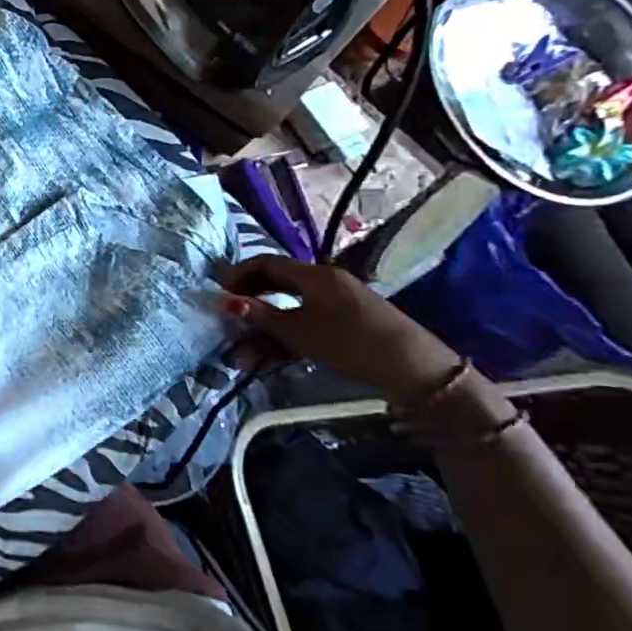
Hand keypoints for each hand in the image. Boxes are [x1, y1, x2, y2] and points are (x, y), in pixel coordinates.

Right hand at [221, 256, 462, 406]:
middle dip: (250, 302)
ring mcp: (336, 303)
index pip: (266, 263)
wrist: (412, 368)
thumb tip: (227, 302)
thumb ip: (262, 317)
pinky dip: (287, 336)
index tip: (219, 294)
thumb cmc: (350, 342)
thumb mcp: (299, 331)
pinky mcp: (345, 323)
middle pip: (277, 284)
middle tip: (228, 319)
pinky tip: (270, 357)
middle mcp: (324, 281)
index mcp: (313, 274)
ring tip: (244, 354)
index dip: (239, 275)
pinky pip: (306, 322)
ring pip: (290, 309)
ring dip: (266, 329)